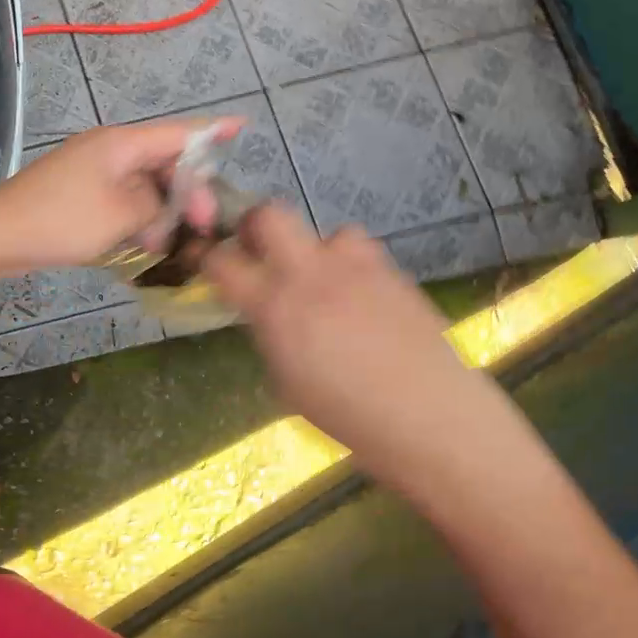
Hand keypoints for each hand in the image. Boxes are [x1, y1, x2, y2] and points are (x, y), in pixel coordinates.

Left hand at [0, 118, 237, 275]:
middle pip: (161, 160)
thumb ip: (156, 204)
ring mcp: (87, 170)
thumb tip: (163, 204)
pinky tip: (141, 244)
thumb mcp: (122, 215)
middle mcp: (106, 149)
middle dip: (185, 190)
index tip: (243, 127)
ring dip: (159, 210)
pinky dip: (135, 217)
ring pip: (141, 184)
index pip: (177, 132)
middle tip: (200, 226)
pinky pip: (119, 198)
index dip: (212, 132)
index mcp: (119, 143)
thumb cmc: (61, 221)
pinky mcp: (75, 193)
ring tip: (166, 243)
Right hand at [200, 205, 494, 487]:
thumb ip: (269, 331)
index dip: (205, 256)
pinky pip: (363, 255)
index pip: (222, 261)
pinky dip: (352, 270)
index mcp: (276, 306)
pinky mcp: (396, 275)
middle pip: (270, 215)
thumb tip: (264, 311)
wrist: (435, 422)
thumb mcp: (285, 377)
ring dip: (316, 250)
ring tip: (322, 281)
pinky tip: (360, 302)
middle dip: (254, 226)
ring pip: (327, 232)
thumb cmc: (348, 416)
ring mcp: (358, 270)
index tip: (202, 259)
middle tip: (257, 251)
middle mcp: (313, 275)